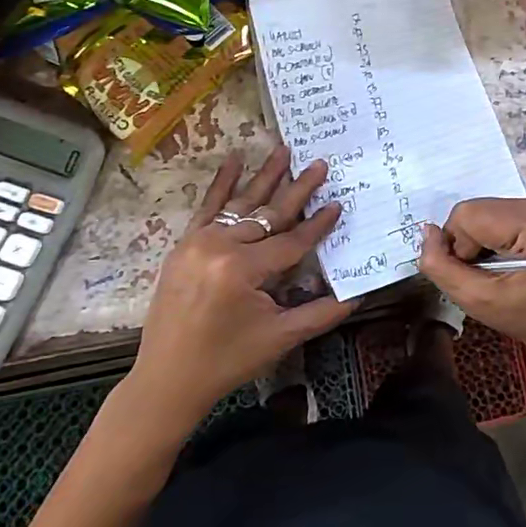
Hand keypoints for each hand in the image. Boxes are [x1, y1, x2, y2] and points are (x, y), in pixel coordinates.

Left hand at [129, 146, 350, 425]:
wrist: (168, 376)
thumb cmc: (226, 361)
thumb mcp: (278, 338)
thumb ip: (319, 313)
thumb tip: (356, 295)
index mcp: (242, 270)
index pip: (290, 242)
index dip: (317, 225)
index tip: (338, 203)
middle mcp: (219, 246)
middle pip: (267, 215)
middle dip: (296, 190)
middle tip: (319, 164)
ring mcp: (197, 242)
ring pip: (239, 205)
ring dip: (264, 178)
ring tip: (284, 150)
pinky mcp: (184, 244)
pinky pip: (206, 208)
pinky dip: (222, 184)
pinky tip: (235, 159)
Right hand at [416, 198, 525, 351]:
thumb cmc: (519, 313)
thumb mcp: (473, 299)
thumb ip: (440, 266)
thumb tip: (426, 231)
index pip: (467, 217)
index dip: (460, 248)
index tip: (478, 272)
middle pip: (468, 211)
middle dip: (463, 242)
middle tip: (481, 268)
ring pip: (471, 210)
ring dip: (468, 238)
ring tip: (488, 262)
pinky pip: (480, 212)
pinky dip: (477, 234)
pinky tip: (494, 253)